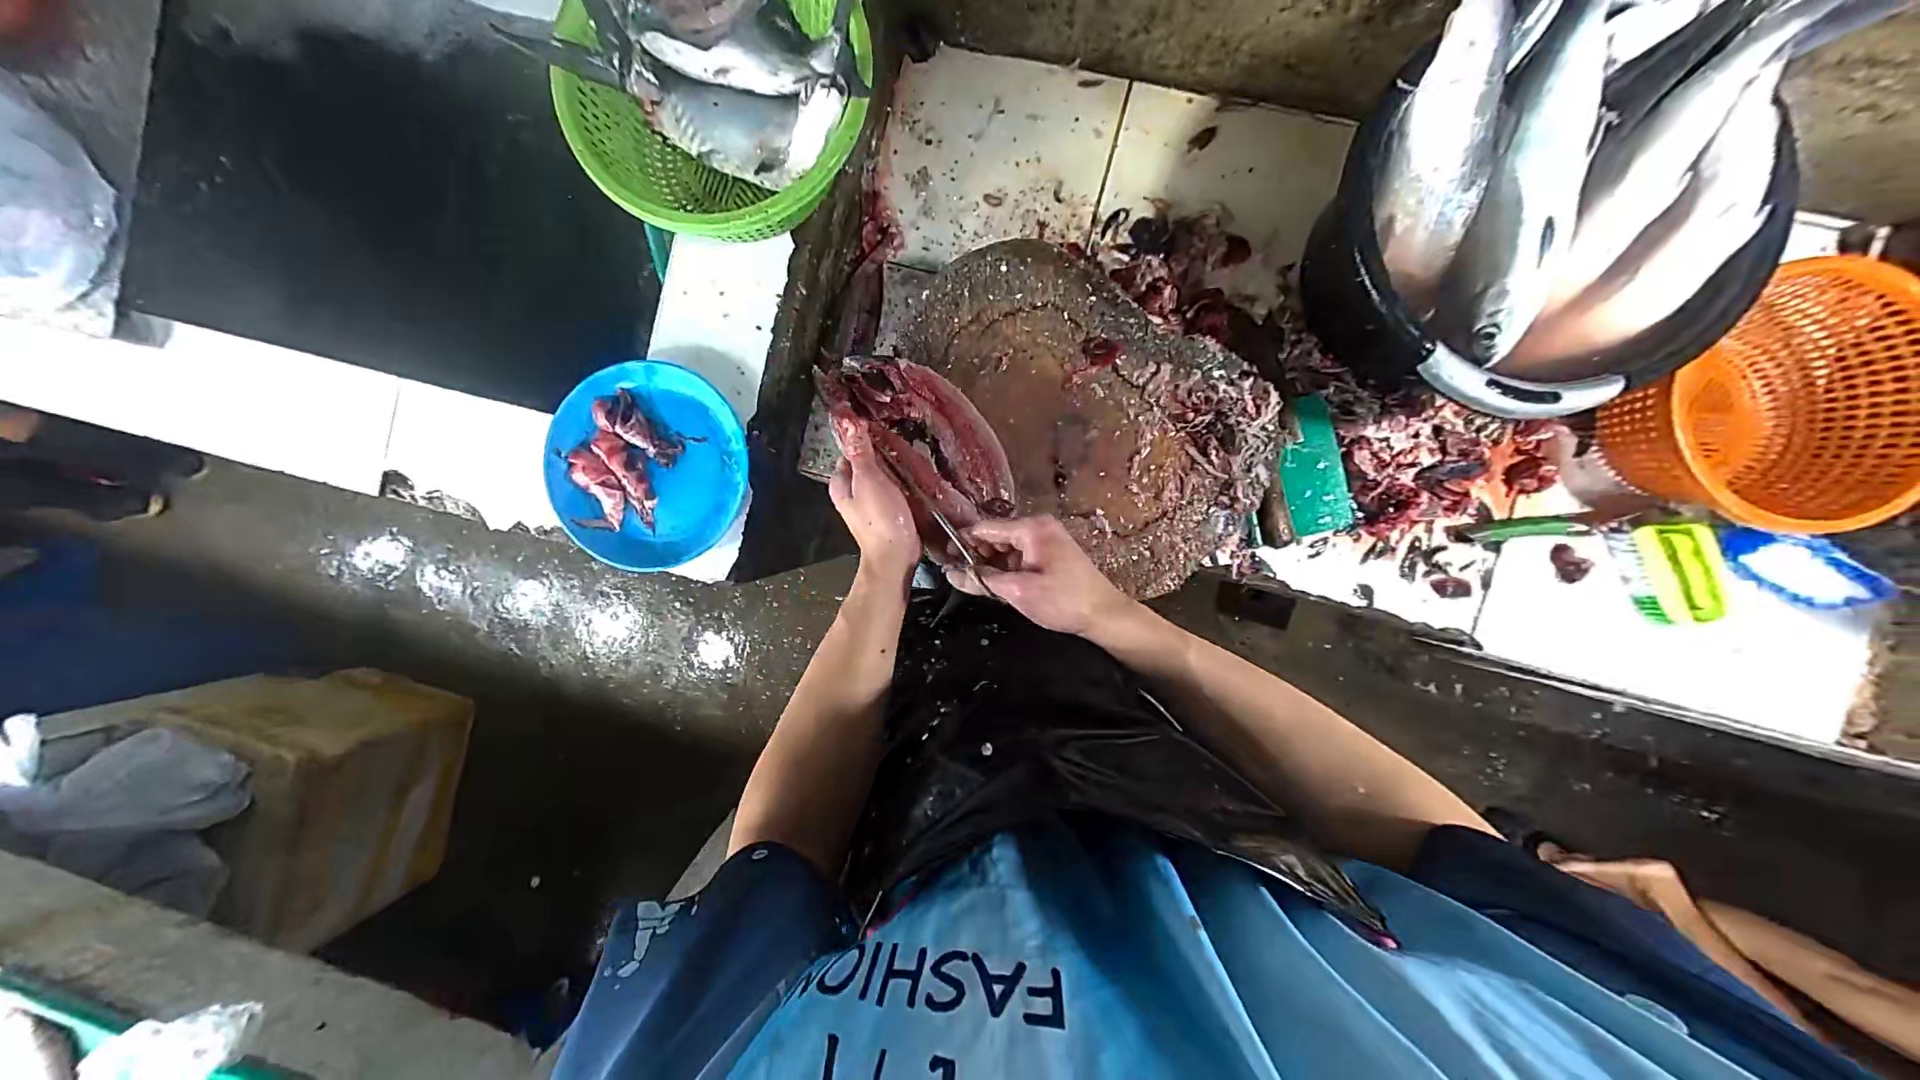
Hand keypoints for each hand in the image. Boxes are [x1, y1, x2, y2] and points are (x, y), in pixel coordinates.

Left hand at [829, 423, 919, 580]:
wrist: (895, 556)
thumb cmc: (880, 519)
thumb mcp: (869, 479)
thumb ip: (860, 452)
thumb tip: (848, 422)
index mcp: (841, 483)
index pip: (850, 450)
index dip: (865, 438)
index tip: (884, 429)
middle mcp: (852, 492)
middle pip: (867, 462)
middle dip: (884, 453)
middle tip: (904, 443)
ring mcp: (870, 503)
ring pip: (883, 476)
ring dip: (896, 467)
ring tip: (913, 457)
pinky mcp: (887, 511)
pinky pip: (894, 489)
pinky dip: (903, 482)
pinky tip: (916, 477)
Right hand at [947, 515, 1136, 635]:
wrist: (1104, 614)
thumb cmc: (1062, 600)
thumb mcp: (1017, 591)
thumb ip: (981, 579)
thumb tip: (951, 573)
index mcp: (1031, 528)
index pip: (985, 527)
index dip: (962, 542)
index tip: (943, 558)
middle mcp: (1038, 527)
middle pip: (995, 535)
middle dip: (976, 553)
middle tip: (957, 574)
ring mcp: (1046, 540)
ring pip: (1006, 547)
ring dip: (990, 563)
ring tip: (975, 581)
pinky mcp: (1050, 554)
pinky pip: (1019, 556)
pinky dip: (1006, 568)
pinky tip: (996, 583)